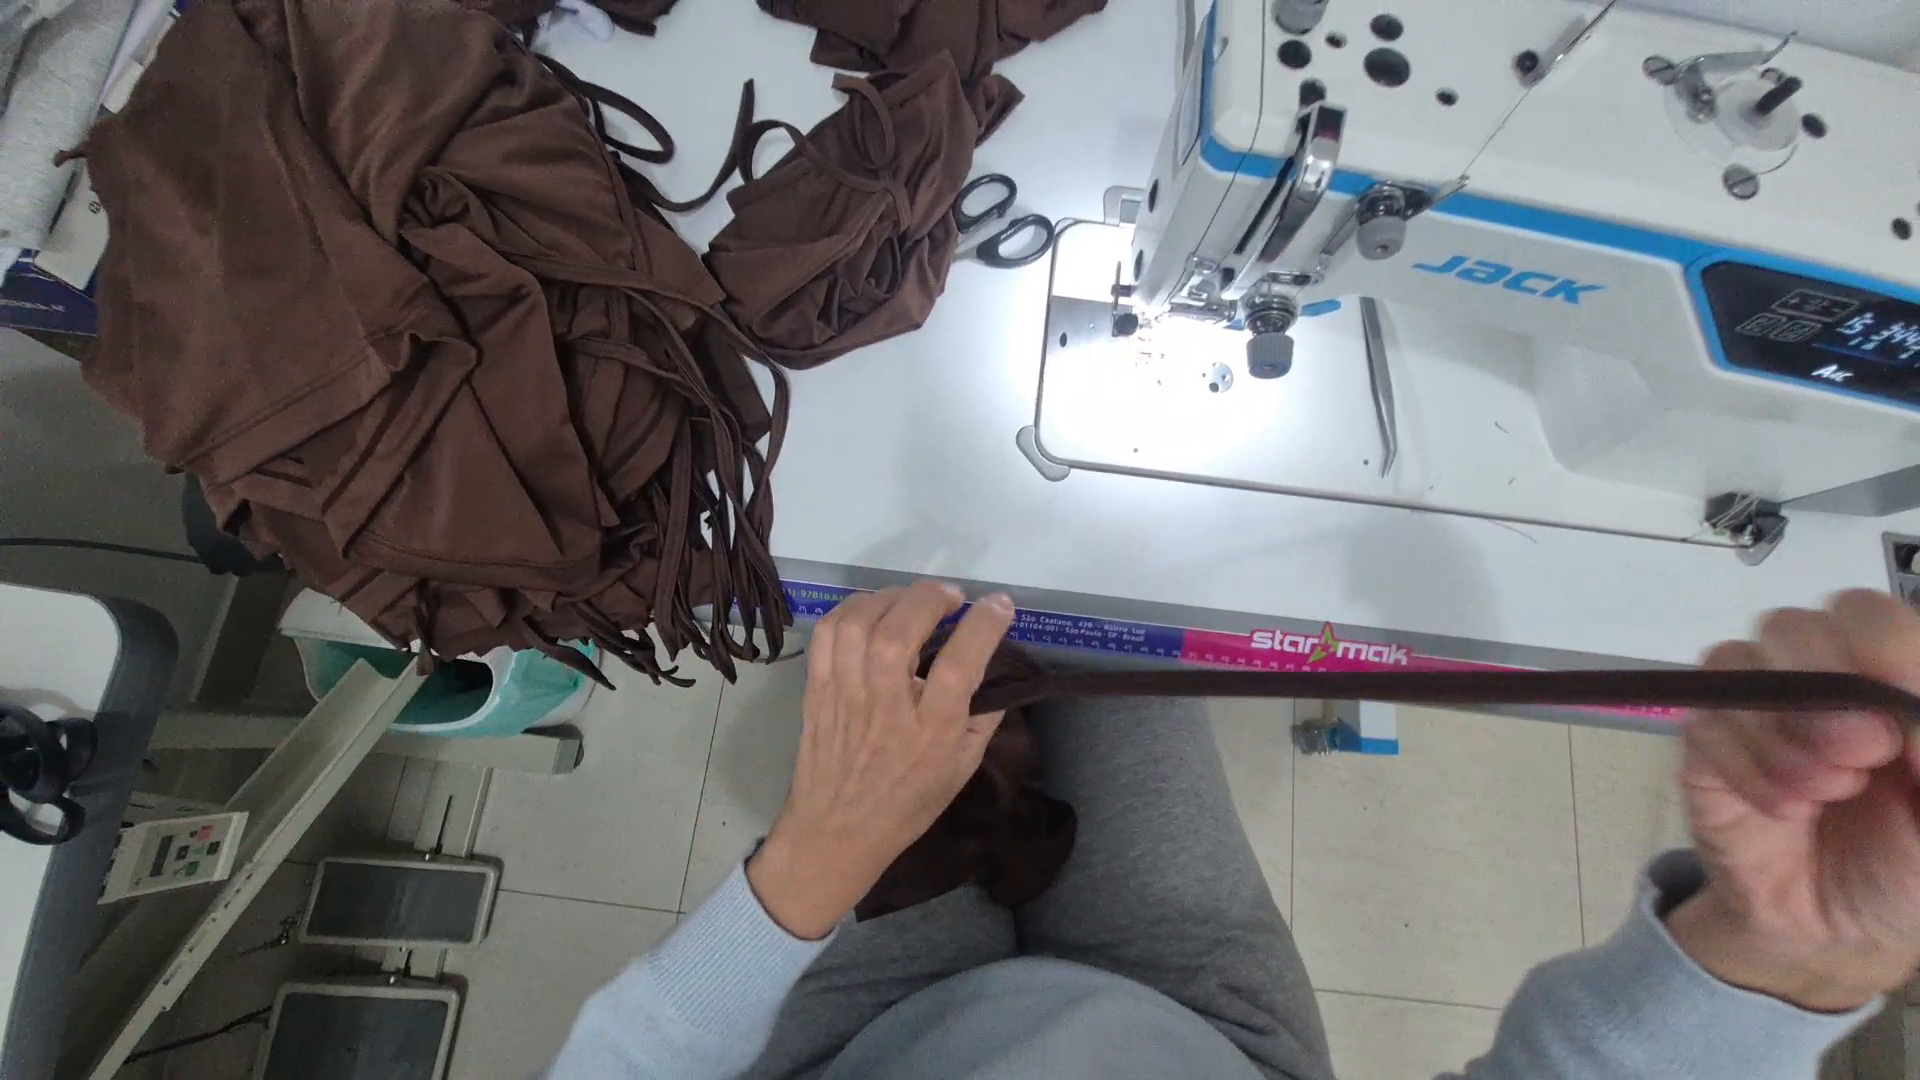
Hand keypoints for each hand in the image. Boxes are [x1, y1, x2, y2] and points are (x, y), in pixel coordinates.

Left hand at [746, 583, 1014, 939]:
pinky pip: (828, 632)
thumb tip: (996, 668)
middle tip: (951, 597)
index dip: (982, 625)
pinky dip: (852, 609)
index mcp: (929, 731)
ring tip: (911, 601)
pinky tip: (873, 611)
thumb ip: (983, 715)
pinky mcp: (817, 688)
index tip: (1000, 604)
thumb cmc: (907, 802)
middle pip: (900, 631)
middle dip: (930, 598)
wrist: (836, 831)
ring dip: (891, 597)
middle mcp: (885, 706)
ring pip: (859, 624)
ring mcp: (845, 694)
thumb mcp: (962, 767)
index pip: (958, 664)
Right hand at [1670, 589, 1919, 1010]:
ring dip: (1780, 733)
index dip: (1877, 640)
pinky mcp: (1700, 741)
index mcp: (1890, 685)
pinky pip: (1703, 723)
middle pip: (1790, 625)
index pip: (1870, 614)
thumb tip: (1886, 702)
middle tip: (1860, 753)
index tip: (1896, 692)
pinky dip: (1746, 769)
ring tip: (1821, 792)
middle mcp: (1819, 681)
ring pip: (1732, 664)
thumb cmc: (1919, 868)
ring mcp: (1751, 709)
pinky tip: (1783, 808)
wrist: (1837, 927)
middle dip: (1821, 685)